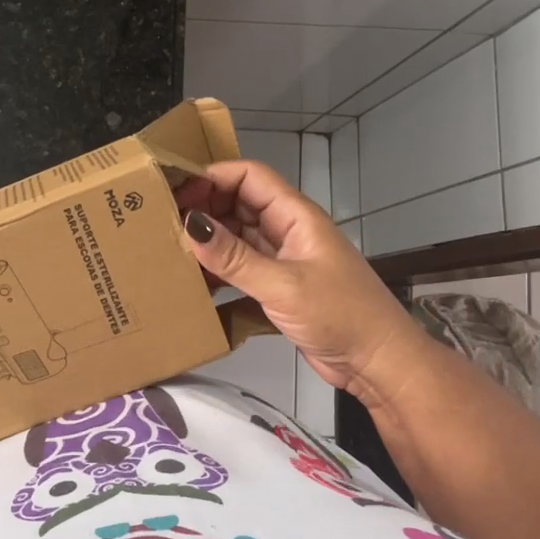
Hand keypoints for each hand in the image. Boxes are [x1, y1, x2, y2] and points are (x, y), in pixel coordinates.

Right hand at [174, 160, 431, 407]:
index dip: (213, 177)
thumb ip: (234, 257)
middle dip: (204, 206)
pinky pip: (240, 266)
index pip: (249, 176)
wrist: (378, 362)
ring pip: (237, 235)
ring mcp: (282, 258)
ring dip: (208, 239)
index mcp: (295, 216)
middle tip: (162, 221)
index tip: (175, 192)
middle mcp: (286, 230)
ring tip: (169, 249)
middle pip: (238, 202)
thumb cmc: (340, 314)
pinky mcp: (278, 286)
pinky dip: (217, 268)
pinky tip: (192, 280)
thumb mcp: (283, 285)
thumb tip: (190, 224)